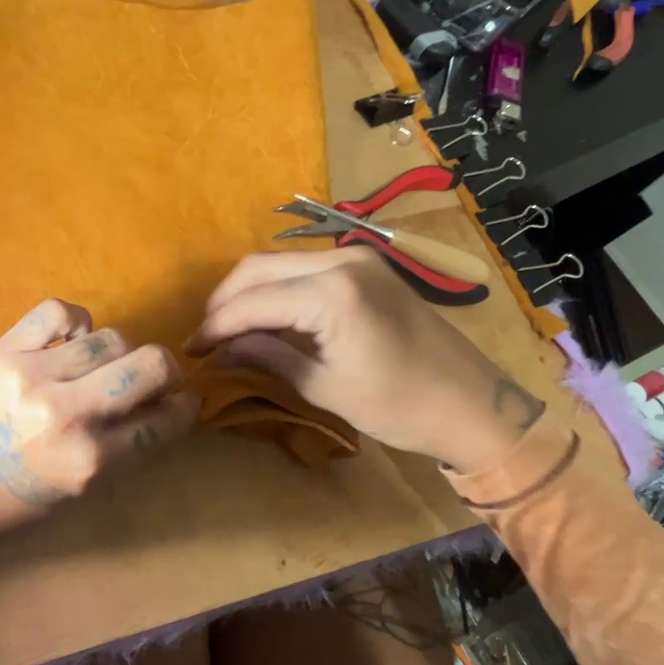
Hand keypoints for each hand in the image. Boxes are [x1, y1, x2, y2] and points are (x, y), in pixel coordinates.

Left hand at [0, 298, 197, 572]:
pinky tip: (72, 341)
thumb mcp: (83, 490)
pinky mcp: (2, 351)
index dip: (184, 409)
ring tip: (99, 367)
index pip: (164, 421)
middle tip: (152, 379)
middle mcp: (66, 414)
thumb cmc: (18, 501)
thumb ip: (127, 447)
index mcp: (90, 462)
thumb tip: (169, 404)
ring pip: (110, 337)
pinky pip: (59, 312)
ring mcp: (32, 376)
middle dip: (165, 372)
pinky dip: (76, 323)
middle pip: (149, 365)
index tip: (183, 402)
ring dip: (117, 353)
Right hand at [186, 247, 542, 469]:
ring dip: (250, 292)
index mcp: (332, 293)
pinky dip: (278, 288)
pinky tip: (266, 317)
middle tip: (207, 338)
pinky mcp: (366, 266)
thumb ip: (267, 356)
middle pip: (258, 266)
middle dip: (225, 301)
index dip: (216, 326)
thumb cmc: (398, 406)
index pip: (252, 301)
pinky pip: (305, 269)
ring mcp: (357, 258)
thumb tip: (220, 347)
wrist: (471, 404)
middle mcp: (341, 260)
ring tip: (230, 330)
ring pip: (279, 262)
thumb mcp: (323, 387)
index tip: (192, 351)